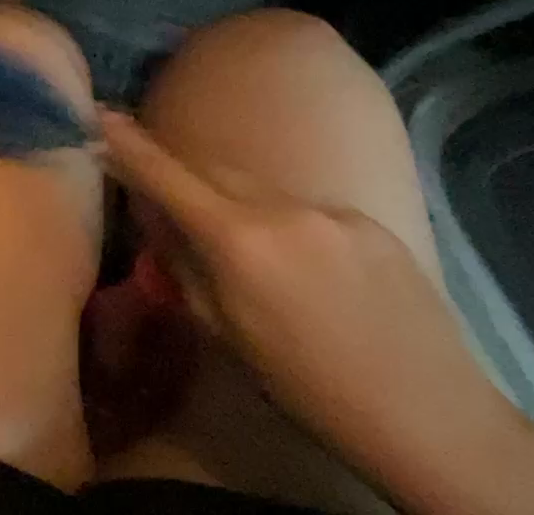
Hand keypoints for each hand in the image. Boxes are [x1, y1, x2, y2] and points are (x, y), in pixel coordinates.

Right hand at [98, 110, 533, 514]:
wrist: (434, 420)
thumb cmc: (306, 386)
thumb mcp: (221, 330)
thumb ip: (182, 262)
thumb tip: (157, 219)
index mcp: (239, 240)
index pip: (165, 174)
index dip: (127, 143)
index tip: (99, 113)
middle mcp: (284, 210)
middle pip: (209, 167)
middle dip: (179, 171)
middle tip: (159, 193)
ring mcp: (334, 212)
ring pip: (256, 185)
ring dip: (228, 196)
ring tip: (234, 240)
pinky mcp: (372, 223)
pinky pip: (302, 205)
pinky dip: (278, 218)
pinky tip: (297, 263)